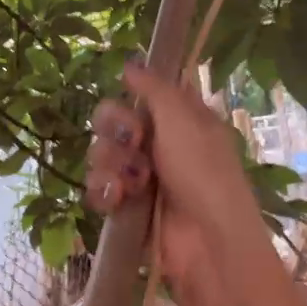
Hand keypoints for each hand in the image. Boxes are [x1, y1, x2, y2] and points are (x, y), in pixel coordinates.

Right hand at [85, 61, 258, 289]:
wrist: (207, 241)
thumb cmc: (203, 173)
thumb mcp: (184, 120)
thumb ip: (154, 88)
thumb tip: (130, 64)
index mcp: (180, 119)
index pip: (142, 95)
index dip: (131, 98)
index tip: (134, 104)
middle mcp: (159, 144)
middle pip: (112, 122)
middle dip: (115, 131)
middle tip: (134, 143)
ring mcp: (142, 177)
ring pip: (101, 155)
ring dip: (113, 165)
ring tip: (134, 183)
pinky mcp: (127, 207)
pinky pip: (99, 188)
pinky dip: (105, 192)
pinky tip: (119, 199)